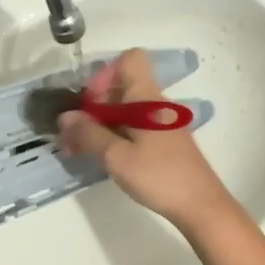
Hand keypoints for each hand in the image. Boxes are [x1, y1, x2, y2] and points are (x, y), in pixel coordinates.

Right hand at [59, 48, 231, 227]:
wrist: (200, 205)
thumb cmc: (158, 176)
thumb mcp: (116, 156)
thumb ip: (89, 134)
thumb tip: (65, 117)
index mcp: (146, 97)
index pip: (129, 59)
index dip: (104, 74)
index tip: (90, 103)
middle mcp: (156, 103)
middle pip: (121, 87)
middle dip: (94, 106)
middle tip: (74, 136)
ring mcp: (163, 122)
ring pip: (126, 110)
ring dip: (101, 124)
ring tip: (82, 151)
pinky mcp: (165, 141)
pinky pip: (135, 127)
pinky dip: (116, 136)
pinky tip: (105, 159)